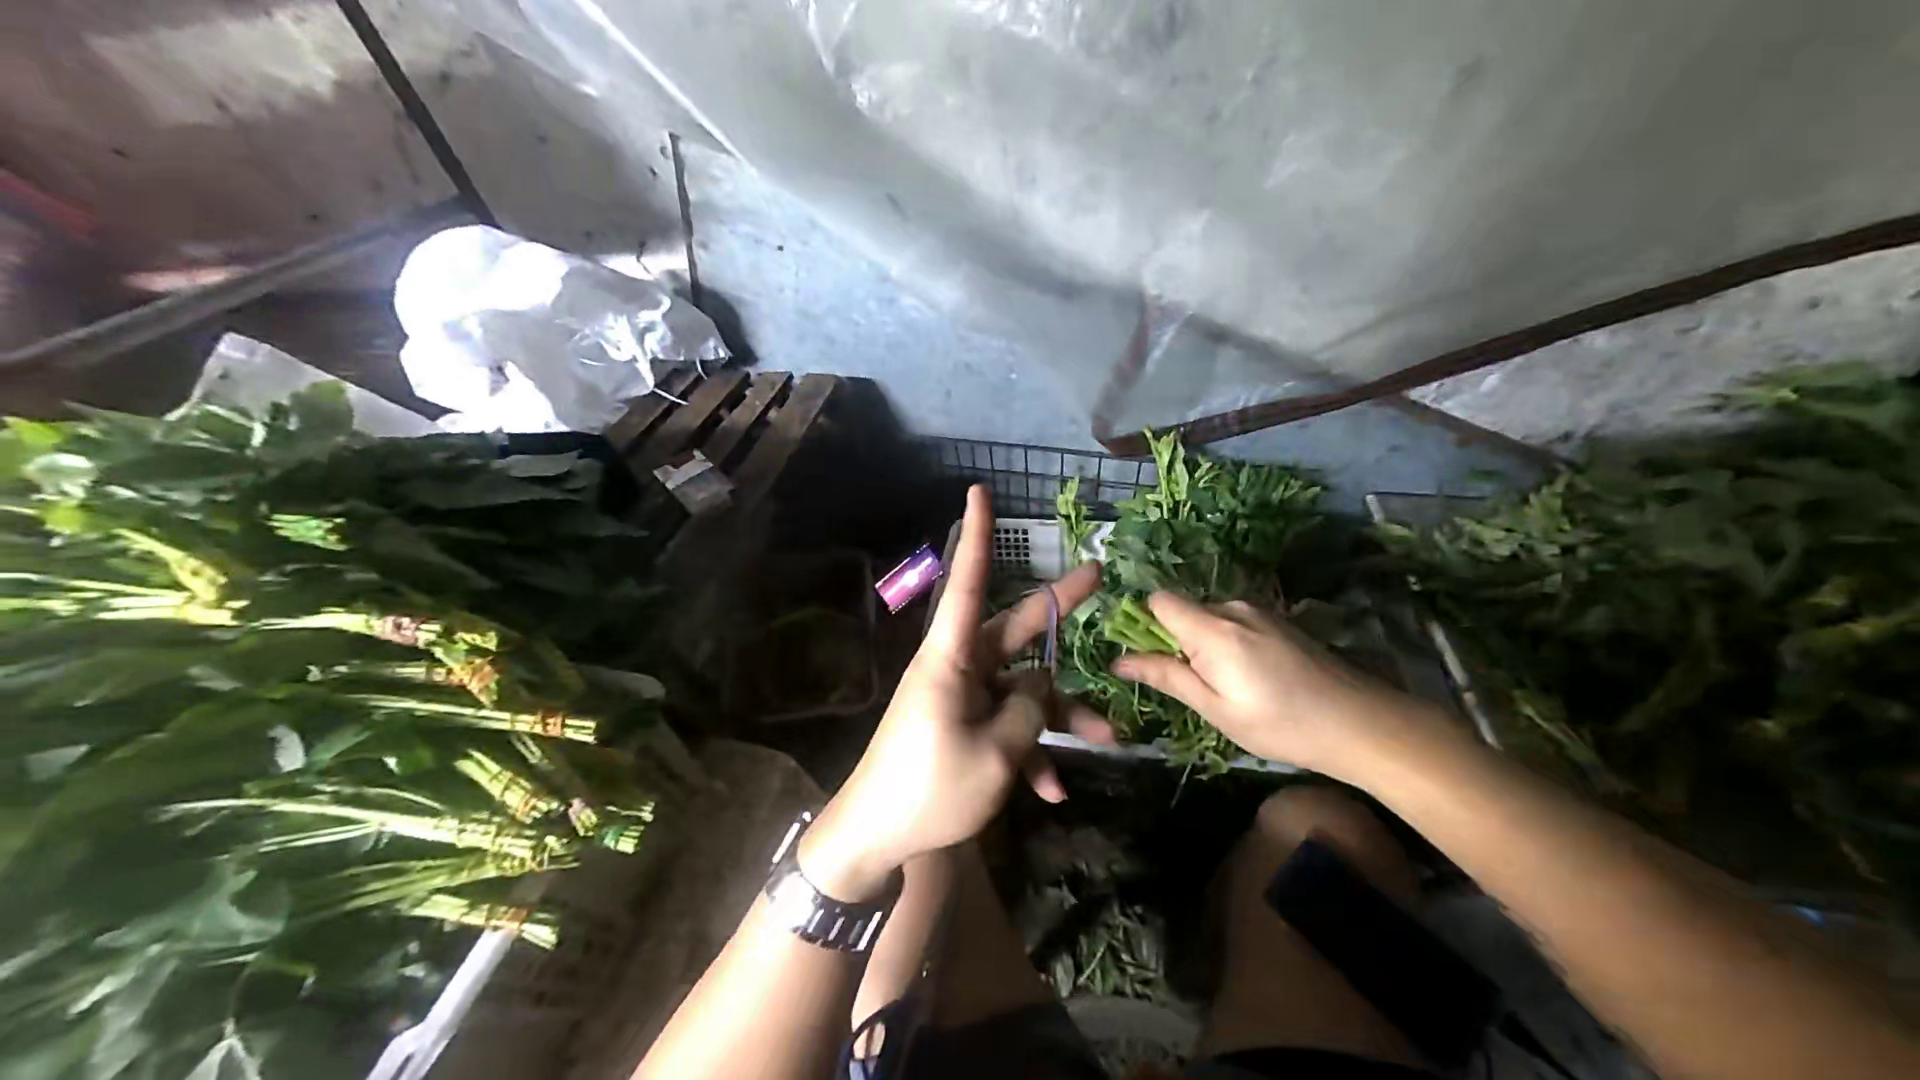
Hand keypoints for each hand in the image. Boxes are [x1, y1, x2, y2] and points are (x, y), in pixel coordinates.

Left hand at [801, 486, 1107, 900]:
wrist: (877, 838)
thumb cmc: (929, 788)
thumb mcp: (995, 755)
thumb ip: (1028, 712)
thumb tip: (1040, 687)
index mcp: (950, 658)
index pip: (966, 582)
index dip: (975, 536)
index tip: (979, 493)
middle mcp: (957, 667)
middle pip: (1014, 630)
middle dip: (1057, 612)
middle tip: (1097, 577)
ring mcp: (961, 698)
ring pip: (1021, 690)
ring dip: (1059, 717)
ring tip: (1105, 739)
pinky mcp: (963, 727)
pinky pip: (1005, 727)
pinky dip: (1030, 754)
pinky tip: (1053, 791)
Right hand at [1111, 591, 1441, 781]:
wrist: (1361, 723)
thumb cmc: (1280, 724)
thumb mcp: (1215, 708)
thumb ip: (1167, 676)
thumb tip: (1118, 660)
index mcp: (1212, 629)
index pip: (1159, 600)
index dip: (1145, 624)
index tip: (1149, 657)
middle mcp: (1233, 609)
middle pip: (1184, 610)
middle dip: (1175, 640)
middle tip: (1191, 685)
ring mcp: (1260, 612)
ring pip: (1209, 618)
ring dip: (1204, 645)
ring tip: (1226, 687)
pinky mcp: (1279, 621)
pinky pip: (1234, 624)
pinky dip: (1228, 645)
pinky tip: (1252, 679)